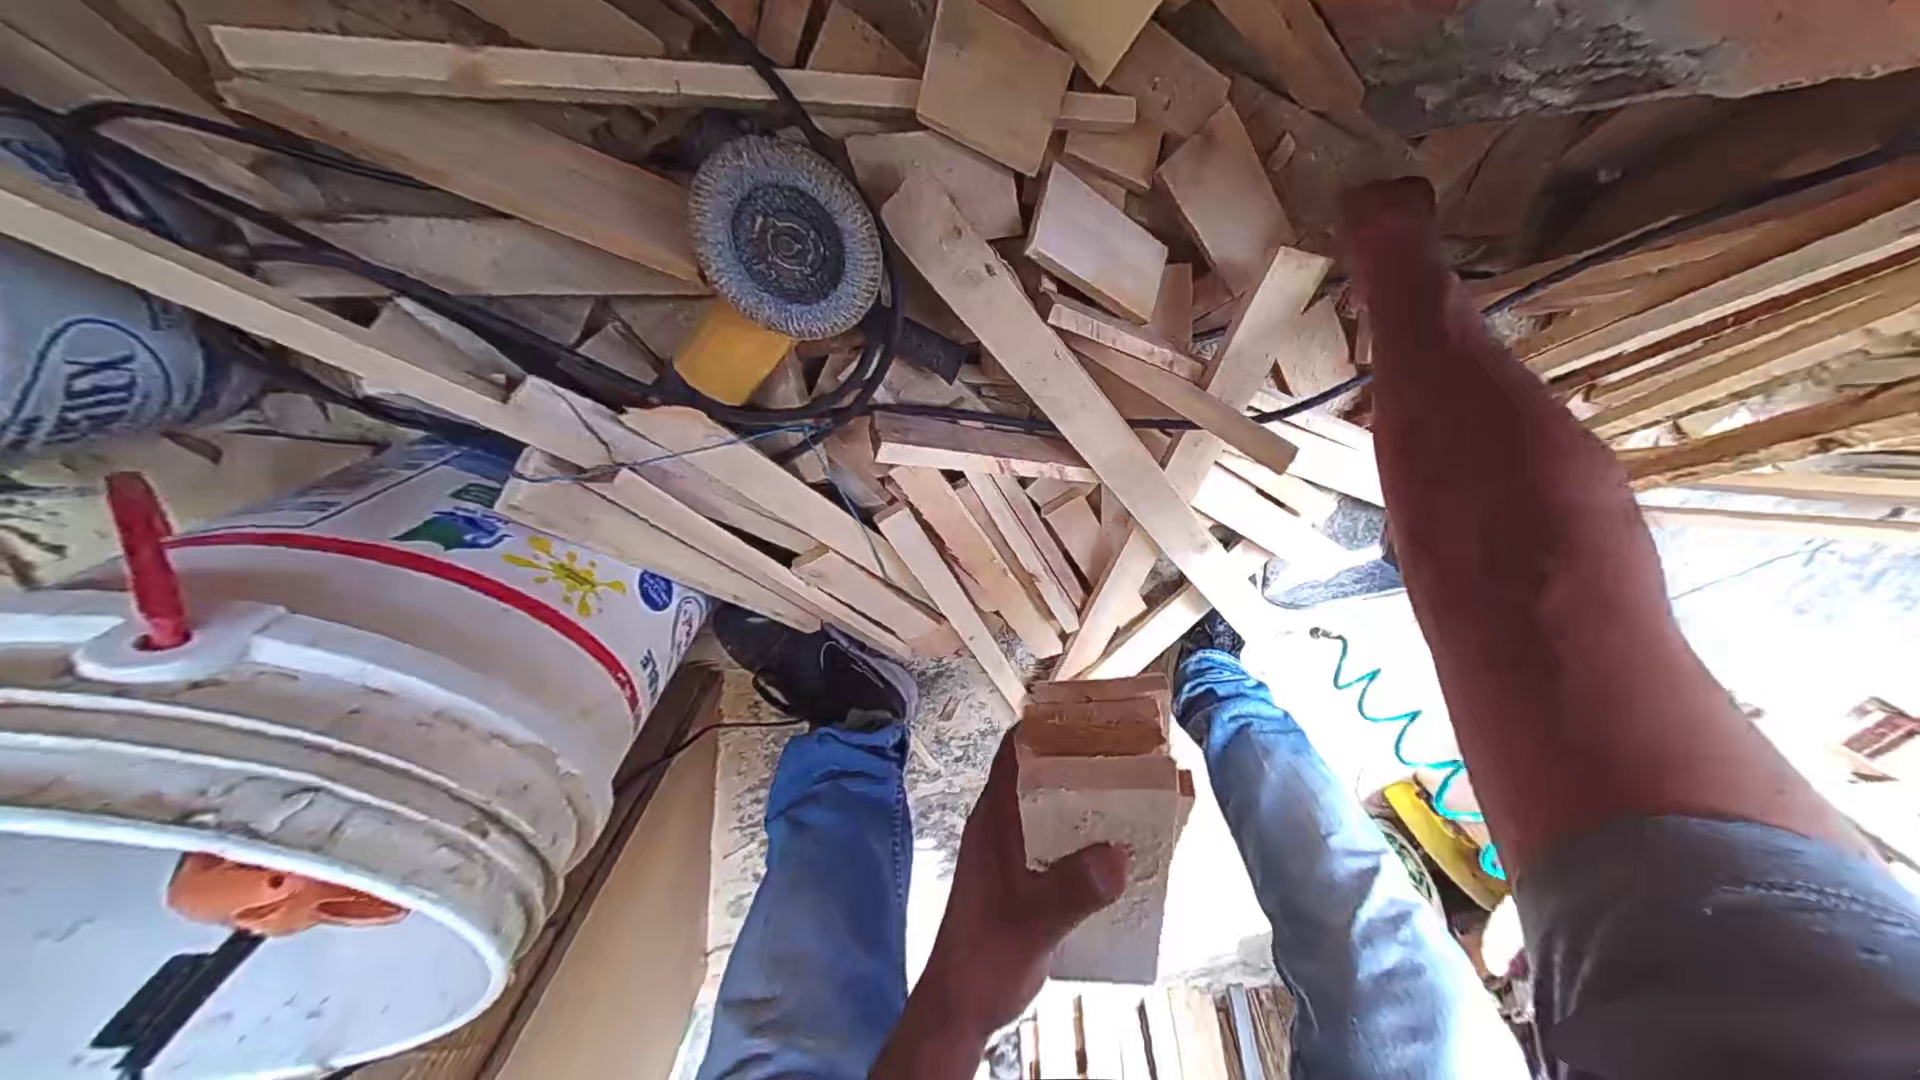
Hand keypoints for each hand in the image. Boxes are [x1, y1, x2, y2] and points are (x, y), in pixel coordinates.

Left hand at [869, 727, 1127, 1078]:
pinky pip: (1051, 833)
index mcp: (992, 819)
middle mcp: (999, 824)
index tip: (1084, 712)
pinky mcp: (1019, 873)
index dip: (1042, 725)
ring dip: (1077, 792)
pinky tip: (1109, 842)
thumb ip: (1070, 892)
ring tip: (1125, 786)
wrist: (960, 1005)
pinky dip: (1077, 827)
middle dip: (1072, 756)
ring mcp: (1008, 849)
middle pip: (1035, 771)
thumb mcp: (1032, 924)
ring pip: (1044, 802)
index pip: (1012, 751)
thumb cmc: (984, 957)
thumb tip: (1116, 855)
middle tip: (1120, 748)